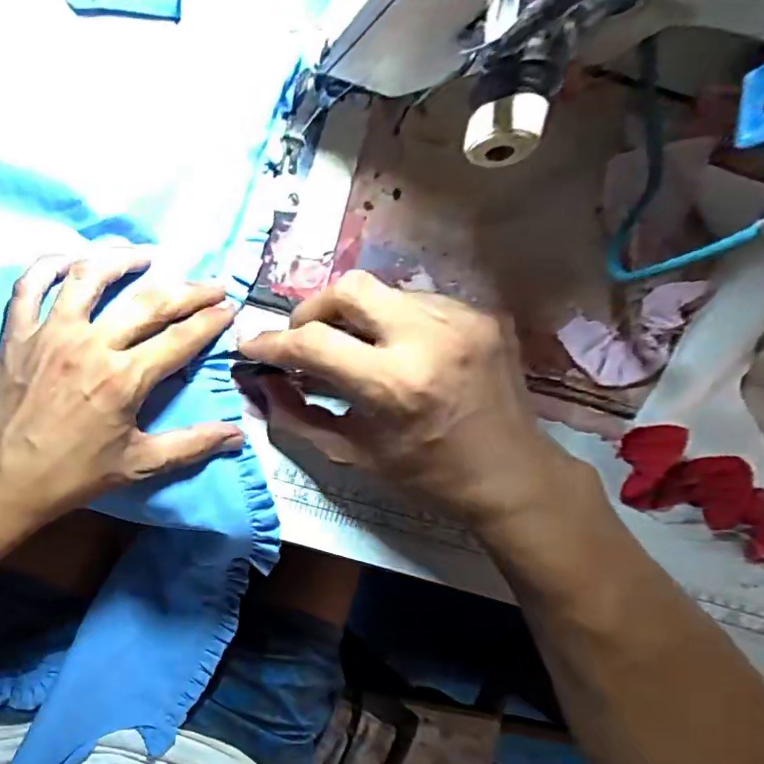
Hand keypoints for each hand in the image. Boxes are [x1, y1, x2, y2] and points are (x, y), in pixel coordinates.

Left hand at [0, 249, 242, 541]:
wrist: (2, 481)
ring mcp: (50, 333)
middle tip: (209, 284)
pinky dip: (49, 266)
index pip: (180, 339)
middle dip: (187, 290)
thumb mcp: (138, 464)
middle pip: (147, 302)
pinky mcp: (16, 334)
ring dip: (121, 260)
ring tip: (143, 255)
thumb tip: (237, 436)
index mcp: (124, 379)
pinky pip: (30, 286)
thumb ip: (190, 446)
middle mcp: (90, 345)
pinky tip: (70, 260)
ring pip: (89, 277)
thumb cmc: (72, 476)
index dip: (209, 321)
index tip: (228, 308)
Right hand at [239, 271, 590, 525]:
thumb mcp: (354, 454)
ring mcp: (461, 318)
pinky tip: (397, 350)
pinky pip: (418, 300)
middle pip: (348, 288)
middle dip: (312, 309)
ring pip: (384, 290)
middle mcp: (428, 337)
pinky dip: (393, 321)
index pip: (314, 342)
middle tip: (303, 339)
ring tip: (354, 349)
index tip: (252, 347)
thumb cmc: (426, 475)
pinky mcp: (482, 314)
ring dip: (356, 316)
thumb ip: (299, 417)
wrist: (511, 474)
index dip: (272, 342)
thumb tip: (263, 383)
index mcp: (394, 384)